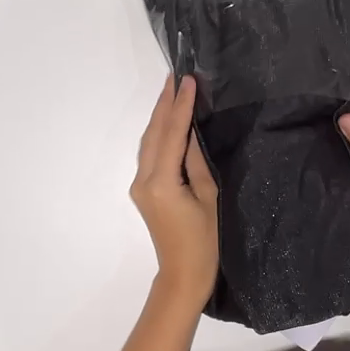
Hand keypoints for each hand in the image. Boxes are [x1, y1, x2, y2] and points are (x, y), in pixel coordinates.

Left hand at [131, 74, 219, 305]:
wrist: (183, 274)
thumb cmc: (206, 242)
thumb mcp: (209, 198)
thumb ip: (196, 162)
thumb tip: (190, 133)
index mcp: (161, 182)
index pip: (171, 134)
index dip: (180, 105)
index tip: (188, 79)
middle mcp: (144, 180)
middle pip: (154, 133)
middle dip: (165, 103)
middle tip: (176, 75)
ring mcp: (140, 186)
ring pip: (148, 142)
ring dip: (160, 115)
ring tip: (172, 90)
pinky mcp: (143, 191)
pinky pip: (149, 153)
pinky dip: (158, 133)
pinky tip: (167, 121)